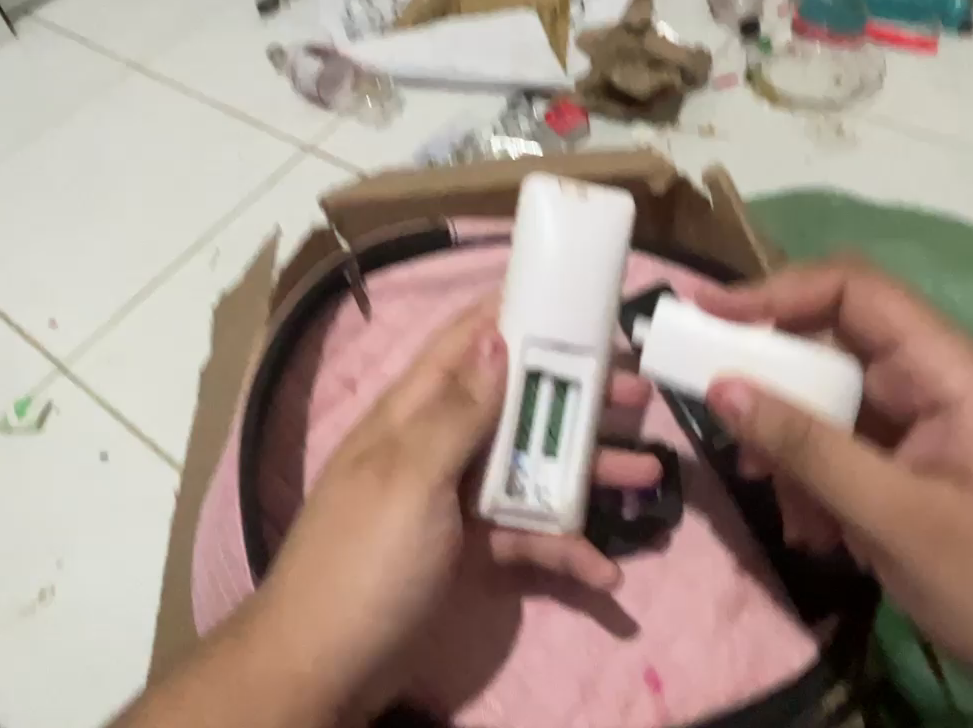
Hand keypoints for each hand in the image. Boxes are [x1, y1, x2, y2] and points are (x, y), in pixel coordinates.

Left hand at [255, 299, 659, 701]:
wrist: (323, 670)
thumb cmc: (364, 560)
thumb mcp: (410, 477)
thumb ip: (456, 411)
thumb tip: (495, 339)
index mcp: (416, 411)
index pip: (467, 342)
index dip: (515, 314)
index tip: (574, 302)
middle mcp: (441, 444)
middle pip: (517, 404)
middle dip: (576, 394)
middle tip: (638, 390)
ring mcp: (458, 498)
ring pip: (533, 467)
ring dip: (589, 469)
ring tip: (649, 471)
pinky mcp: (472, 549)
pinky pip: (528, 537)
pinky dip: (565, 549)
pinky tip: (605, 574)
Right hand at [695, 262, 972, 714]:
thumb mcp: (902, 522)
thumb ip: (808, 449)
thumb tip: (720, 387)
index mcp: (949, 370)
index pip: (852, 289)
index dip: (775, 291)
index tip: (708, 315)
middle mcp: (932, 378)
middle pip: (827, 343)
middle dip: (770, 384)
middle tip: (720, 417)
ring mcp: (921, 419)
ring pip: (824, 399)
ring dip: (788, 445)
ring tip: (778, 500)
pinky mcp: (910, 457)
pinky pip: (838, 443)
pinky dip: (811, 478)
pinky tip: (814, 530)